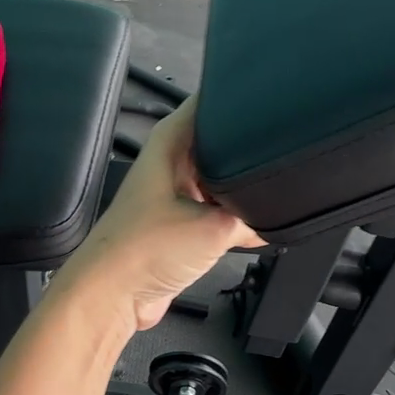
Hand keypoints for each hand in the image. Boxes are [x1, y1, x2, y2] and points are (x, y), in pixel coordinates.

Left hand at [55, 97, 262, 331]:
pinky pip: (219, 211)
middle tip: (281, 158)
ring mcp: (177, 191)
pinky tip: (258, 230)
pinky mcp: (182, 221)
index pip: (210, 101)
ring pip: (223, 178)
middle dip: (248, 151)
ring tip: (270, 196)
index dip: (240, 100)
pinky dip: (237, 220)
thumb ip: (251, 216)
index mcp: (171, 140)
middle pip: (222, 141)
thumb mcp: (213, 227)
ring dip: (243, 191)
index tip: (271, 107)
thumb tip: (277, 214)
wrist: (113, 294)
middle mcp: (173, 160)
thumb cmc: (142, 249)